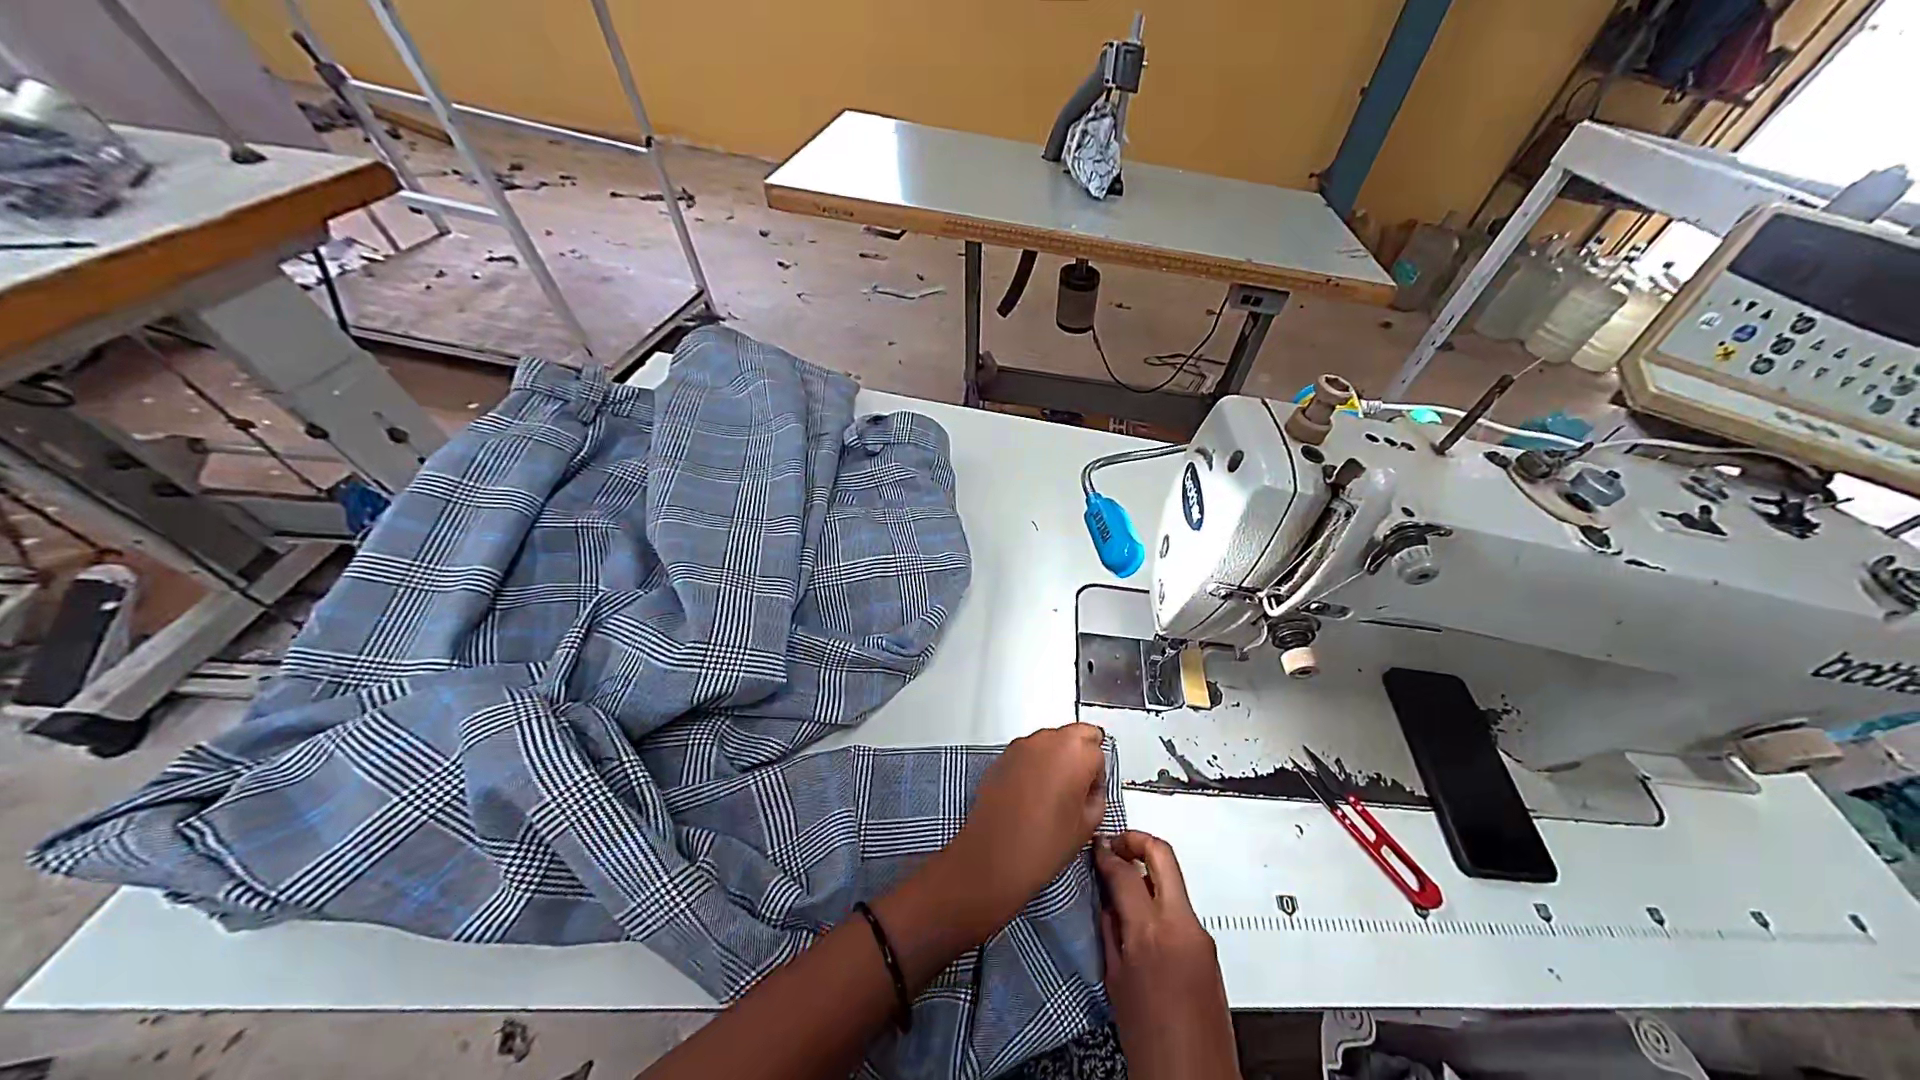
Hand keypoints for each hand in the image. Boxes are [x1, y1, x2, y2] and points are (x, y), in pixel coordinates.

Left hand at [896, 722, 1107, 948]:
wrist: (993, 857)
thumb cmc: (1043, 843)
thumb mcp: (1087, 824)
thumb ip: (1096, 795)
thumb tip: (1090, 788)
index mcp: (1075, 751)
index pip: (1098, 751)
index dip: (1097, 775)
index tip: (1091, 793)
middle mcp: (1047, 740)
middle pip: (1075, 736)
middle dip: (1080, 756)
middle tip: (1077, 788)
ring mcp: (1022, 746)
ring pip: (1050, 742)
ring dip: (1056, 759)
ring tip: (1052, 795)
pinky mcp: (1002, 756)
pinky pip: (1028, 753)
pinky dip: (1034, 766)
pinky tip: (1031, 795)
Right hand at [1096, 831, 1237, 1079]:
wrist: (1193, 1076)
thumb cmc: (1153, 1045)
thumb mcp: (1116, 979)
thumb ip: (1111, 930)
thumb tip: (1107, 901)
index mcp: (1150, 933)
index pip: (1124, 871)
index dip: (1106, 853)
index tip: (1097, 849)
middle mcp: (1181, 926)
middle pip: (1163, 854)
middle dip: (1136, 840)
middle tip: (1116, 844)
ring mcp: (1201, 935)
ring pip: (1174, 878)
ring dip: (1149, 870)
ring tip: (1124, 883)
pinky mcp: (1210, 947)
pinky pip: (1181, 906)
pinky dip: (1161, 898)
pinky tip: (1142, 916)